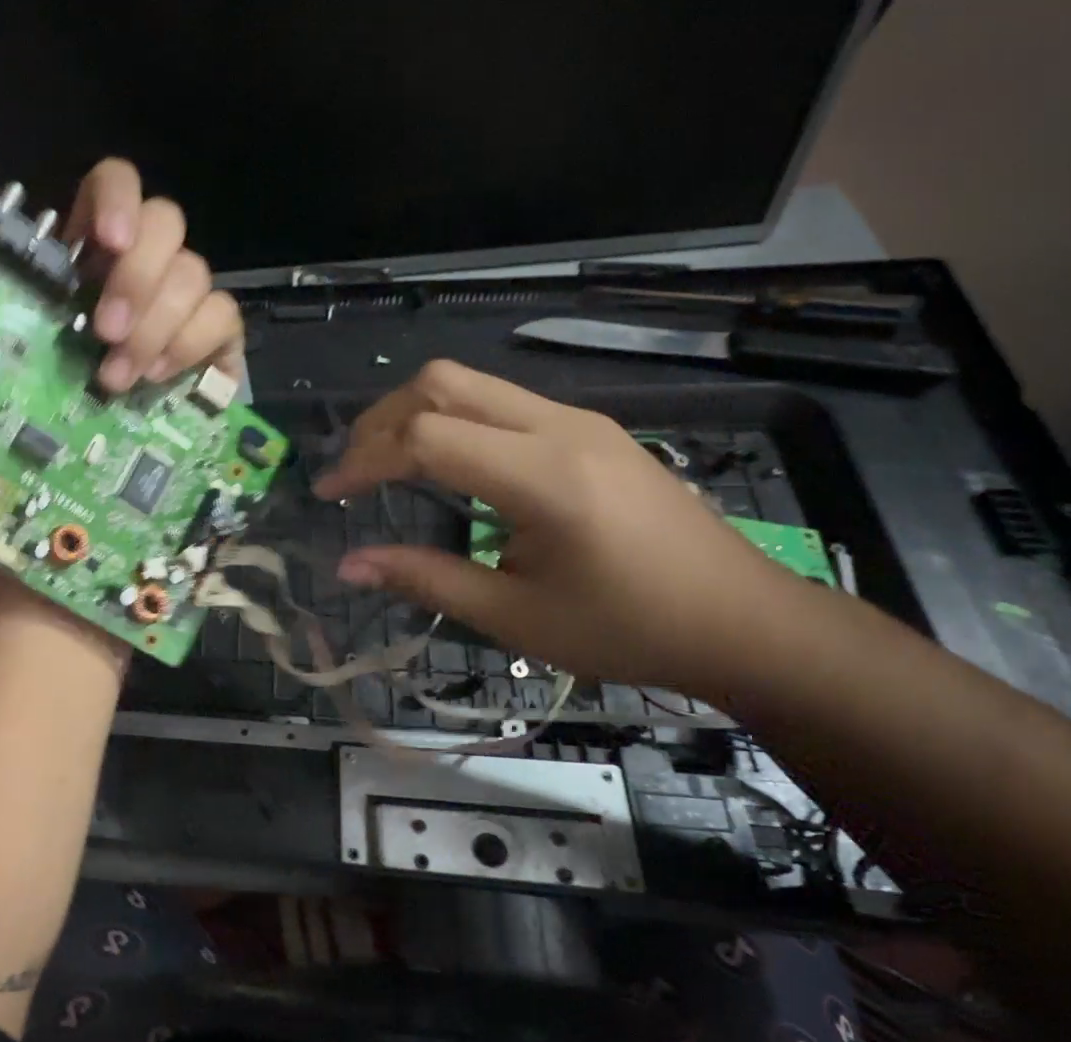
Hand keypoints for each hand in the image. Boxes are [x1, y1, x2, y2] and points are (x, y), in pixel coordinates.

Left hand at [63, 159, 242, 394]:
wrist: (118, 417)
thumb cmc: (69, 366)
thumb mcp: (43, 333)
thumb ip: (43, 311)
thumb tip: (29, 314)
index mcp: (98, 239)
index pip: (116, 180)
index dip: (118, 199)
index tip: (111, 240)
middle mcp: (149, 249)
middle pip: (166, 222)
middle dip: (137, 279)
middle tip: (107, 331)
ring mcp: (189, 285)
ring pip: (193, 273)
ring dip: (153, 329)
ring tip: (118, 375)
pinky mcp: (219, 326)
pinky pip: (222, 315)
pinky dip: (188, 346)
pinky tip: (157, 374)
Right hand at [312, 360, 804, 688]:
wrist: (743, 621)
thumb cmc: (628, 629)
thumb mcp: (516, 617)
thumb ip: (426, 580)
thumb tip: (348, 565)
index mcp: (544, 475)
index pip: (427, 437)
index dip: (364, 461)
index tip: (328, 496)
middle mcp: (561, 427)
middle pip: (443, 383)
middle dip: (381, 420)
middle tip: (351, 471)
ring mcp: (581, 421)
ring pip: (473, 385)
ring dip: (415, 415)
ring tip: (384, 466)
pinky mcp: (591, 430)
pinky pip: (503, 403)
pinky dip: (454, 422)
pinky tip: (445, 469)